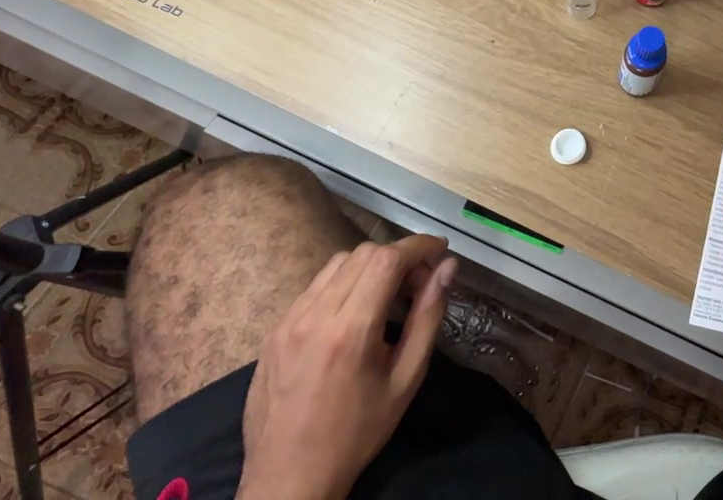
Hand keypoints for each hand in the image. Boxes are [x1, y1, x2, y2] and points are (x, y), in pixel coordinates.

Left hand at [235, 237, 457, 499]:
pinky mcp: (274, 330)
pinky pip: (315, 286)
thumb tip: (447, 269)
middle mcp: (315, 314)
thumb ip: (428, 317)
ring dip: (370, 265)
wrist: (288, 478)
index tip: (441, 249)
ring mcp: (288, 320)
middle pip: (364, 254)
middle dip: (398, 256)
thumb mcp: (405, 379)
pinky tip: (356, 311)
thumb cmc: (356, 432)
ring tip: (389, 293)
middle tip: (420, 281)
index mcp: (350, 329)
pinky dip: (343, 283)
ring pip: (337, 263)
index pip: (387, 259)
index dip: (419, 246)